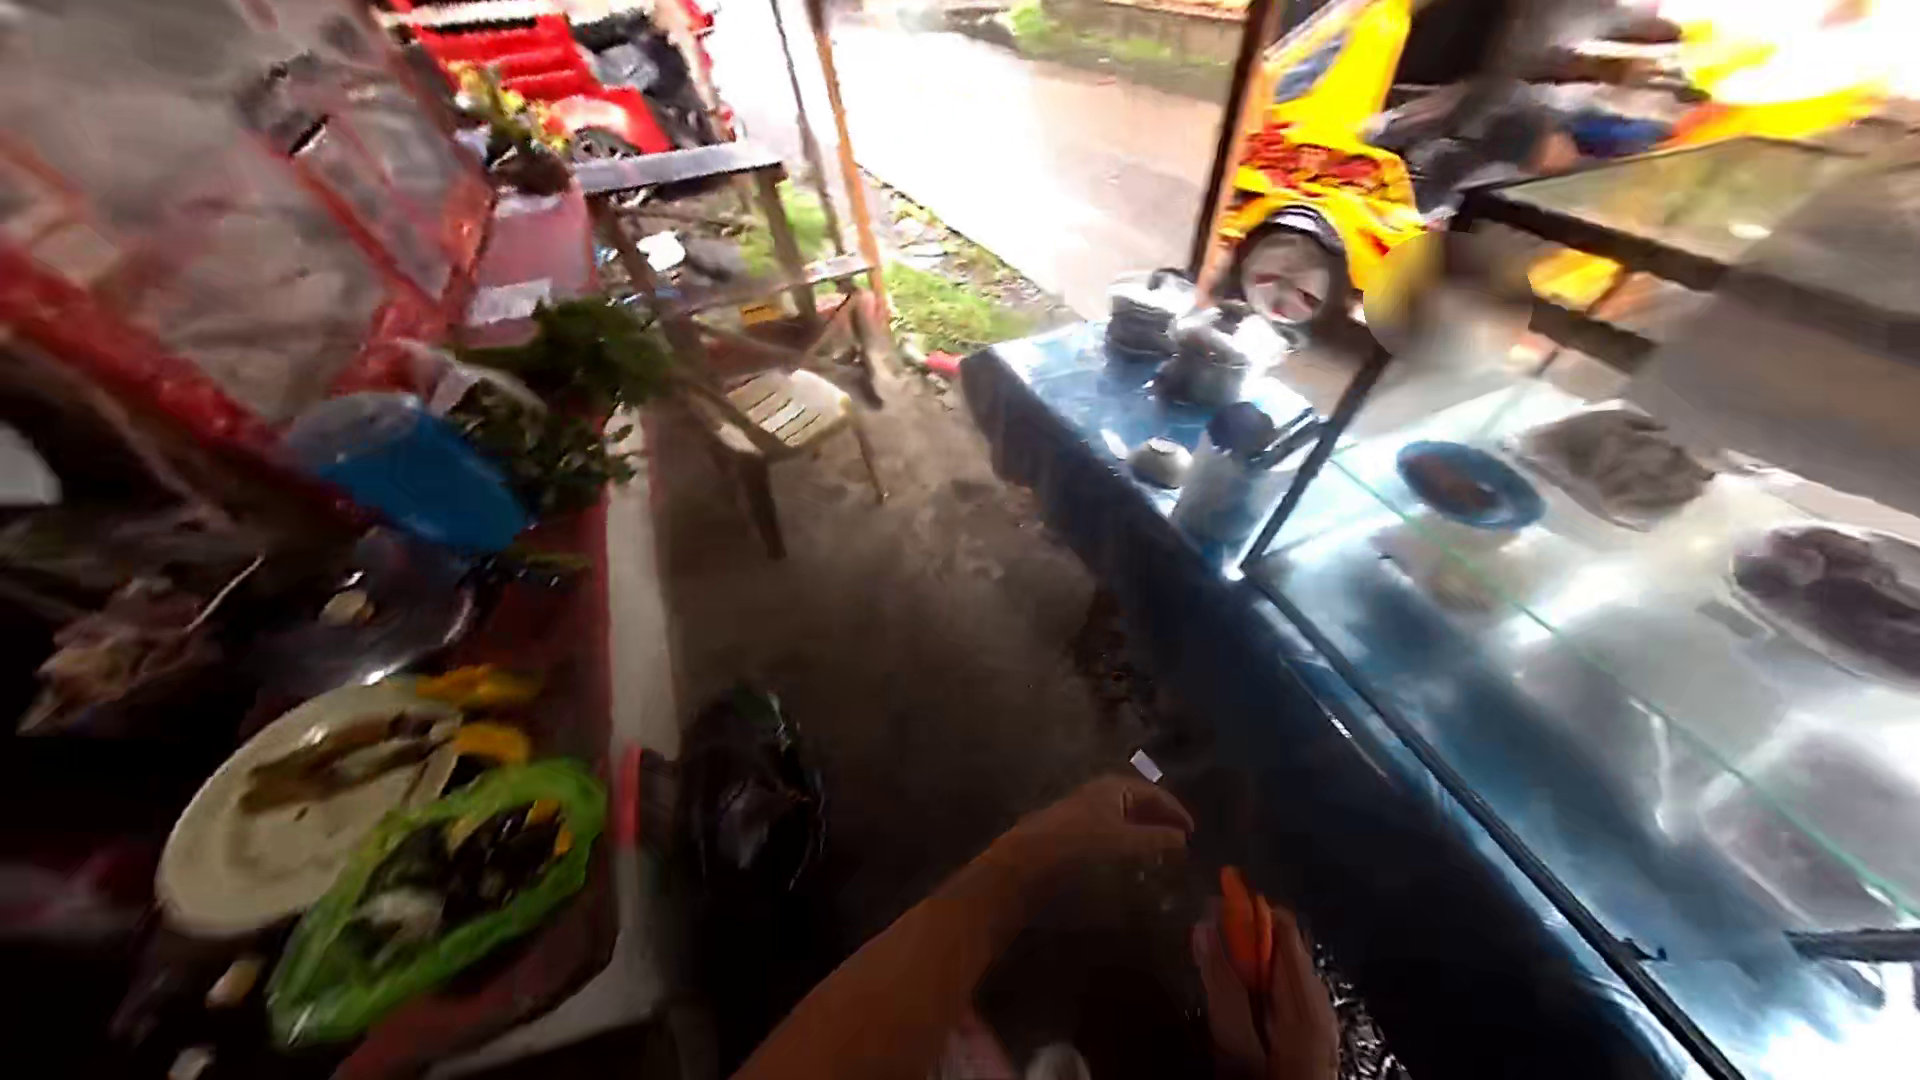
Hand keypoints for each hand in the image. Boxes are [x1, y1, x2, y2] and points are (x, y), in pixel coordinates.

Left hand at [988, 776, 1193, 884]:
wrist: (1037, 849)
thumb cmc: (1082, 837)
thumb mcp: (1124, 839)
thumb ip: (1156, 839)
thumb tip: (1184, 840)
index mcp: (1117, 786)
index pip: (1155, 793)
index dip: (1176, 811)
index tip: (1194, 832)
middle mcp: (1106, 789)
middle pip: (1143, 800)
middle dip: (1164, 818)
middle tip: (1183, 840)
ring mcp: (1093, 804)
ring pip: (1130, 812)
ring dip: (1149, 827)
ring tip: (1166, 848)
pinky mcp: (1084, 822)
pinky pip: (1118, 823)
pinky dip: (1134, 834)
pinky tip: (1138, 851)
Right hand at [1193, 901, 1338, 1079]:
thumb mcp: (1236, 1050)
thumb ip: (1222, 986)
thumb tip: (1204, 923)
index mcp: (1307, 1003)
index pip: (1283, 927)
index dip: (1247, 908)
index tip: (1211, 903)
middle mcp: (1316, 1002)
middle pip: (1279, 943)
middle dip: (1240, 933)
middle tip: (1203, 938)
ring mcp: (1313, 1018)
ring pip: (1276, 964)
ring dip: (1242, 956)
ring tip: (1211, 962)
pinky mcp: (1304, 1032)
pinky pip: (1277, 986)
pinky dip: (1251, 978)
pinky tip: (1232, 992)